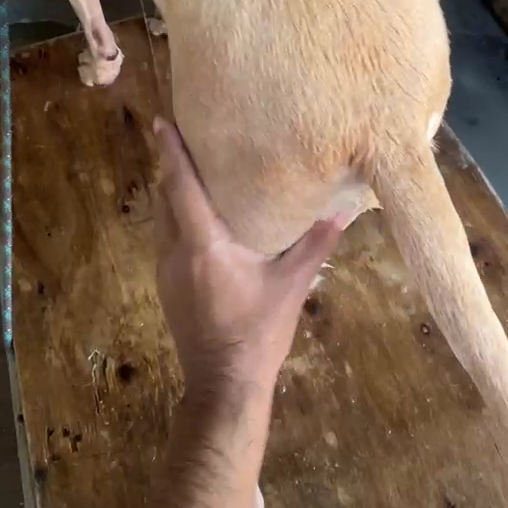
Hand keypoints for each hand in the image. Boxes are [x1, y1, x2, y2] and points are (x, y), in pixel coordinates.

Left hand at [152, 118, 344, 393]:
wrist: (224, 386)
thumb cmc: (258, 333)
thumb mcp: (291, 286)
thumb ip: (315, 245)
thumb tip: (344, 209)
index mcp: (204, 244)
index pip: (181, 186)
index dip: (171, 151)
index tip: (162, 121)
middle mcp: (176, 250)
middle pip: (165, 196)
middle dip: (172, 166)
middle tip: (188, 139)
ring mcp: (165, 270)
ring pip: (162, 218)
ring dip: (173, 193)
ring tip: (194, 171)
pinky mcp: (165, 286)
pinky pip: (166, 238)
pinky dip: (177, 217)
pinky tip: (198, 219)